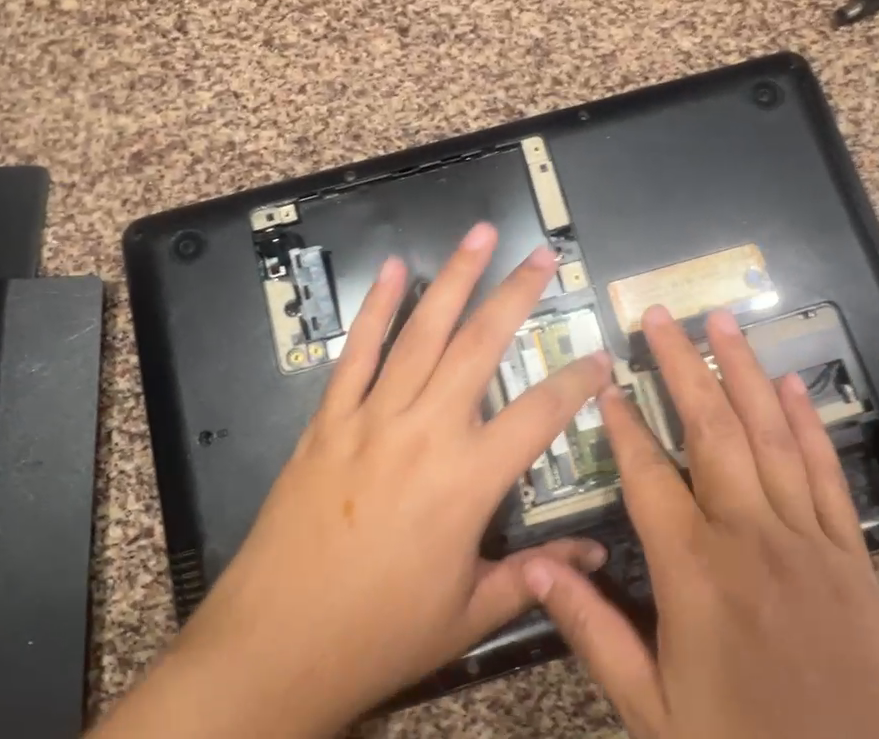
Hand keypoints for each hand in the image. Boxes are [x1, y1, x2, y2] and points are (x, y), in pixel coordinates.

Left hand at [93, 223, 612, 738]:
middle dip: (517, 294)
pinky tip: (393, 271)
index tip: (600, 358)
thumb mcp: (469, 614)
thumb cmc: (381, 633)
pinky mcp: (328, 420)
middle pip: (480, 346)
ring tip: (480, 236)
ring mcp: (371, 418)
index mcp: (469, 480)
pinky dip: (376, 309)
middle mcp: (425, 431)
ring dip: (454, 279)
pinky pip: (357, 353)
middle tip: (542, 254)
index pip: (540, 414)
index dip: (577, 382)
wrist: (277, 643)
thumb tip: (595, 557)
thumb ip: (534, 575)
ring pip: (421, 333)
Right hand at [524, 307, 878, 738]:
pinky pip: (826, 472)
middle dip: (681, 365)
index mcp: (693, 572)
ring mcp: (807, 538)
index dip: (622, 424)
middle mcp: (750, 536)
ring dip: (742, 371)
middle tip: (659, 315)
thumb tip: (538, 565)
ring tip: (721, 321)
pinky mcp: (852, 553)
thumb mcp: (651, 707)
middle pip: (711, 429)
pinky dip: (807, 422)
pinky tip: (790, 384)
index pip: (647, 474)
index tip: (605, 383)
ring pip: (770, 434)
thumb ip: (593, 630)